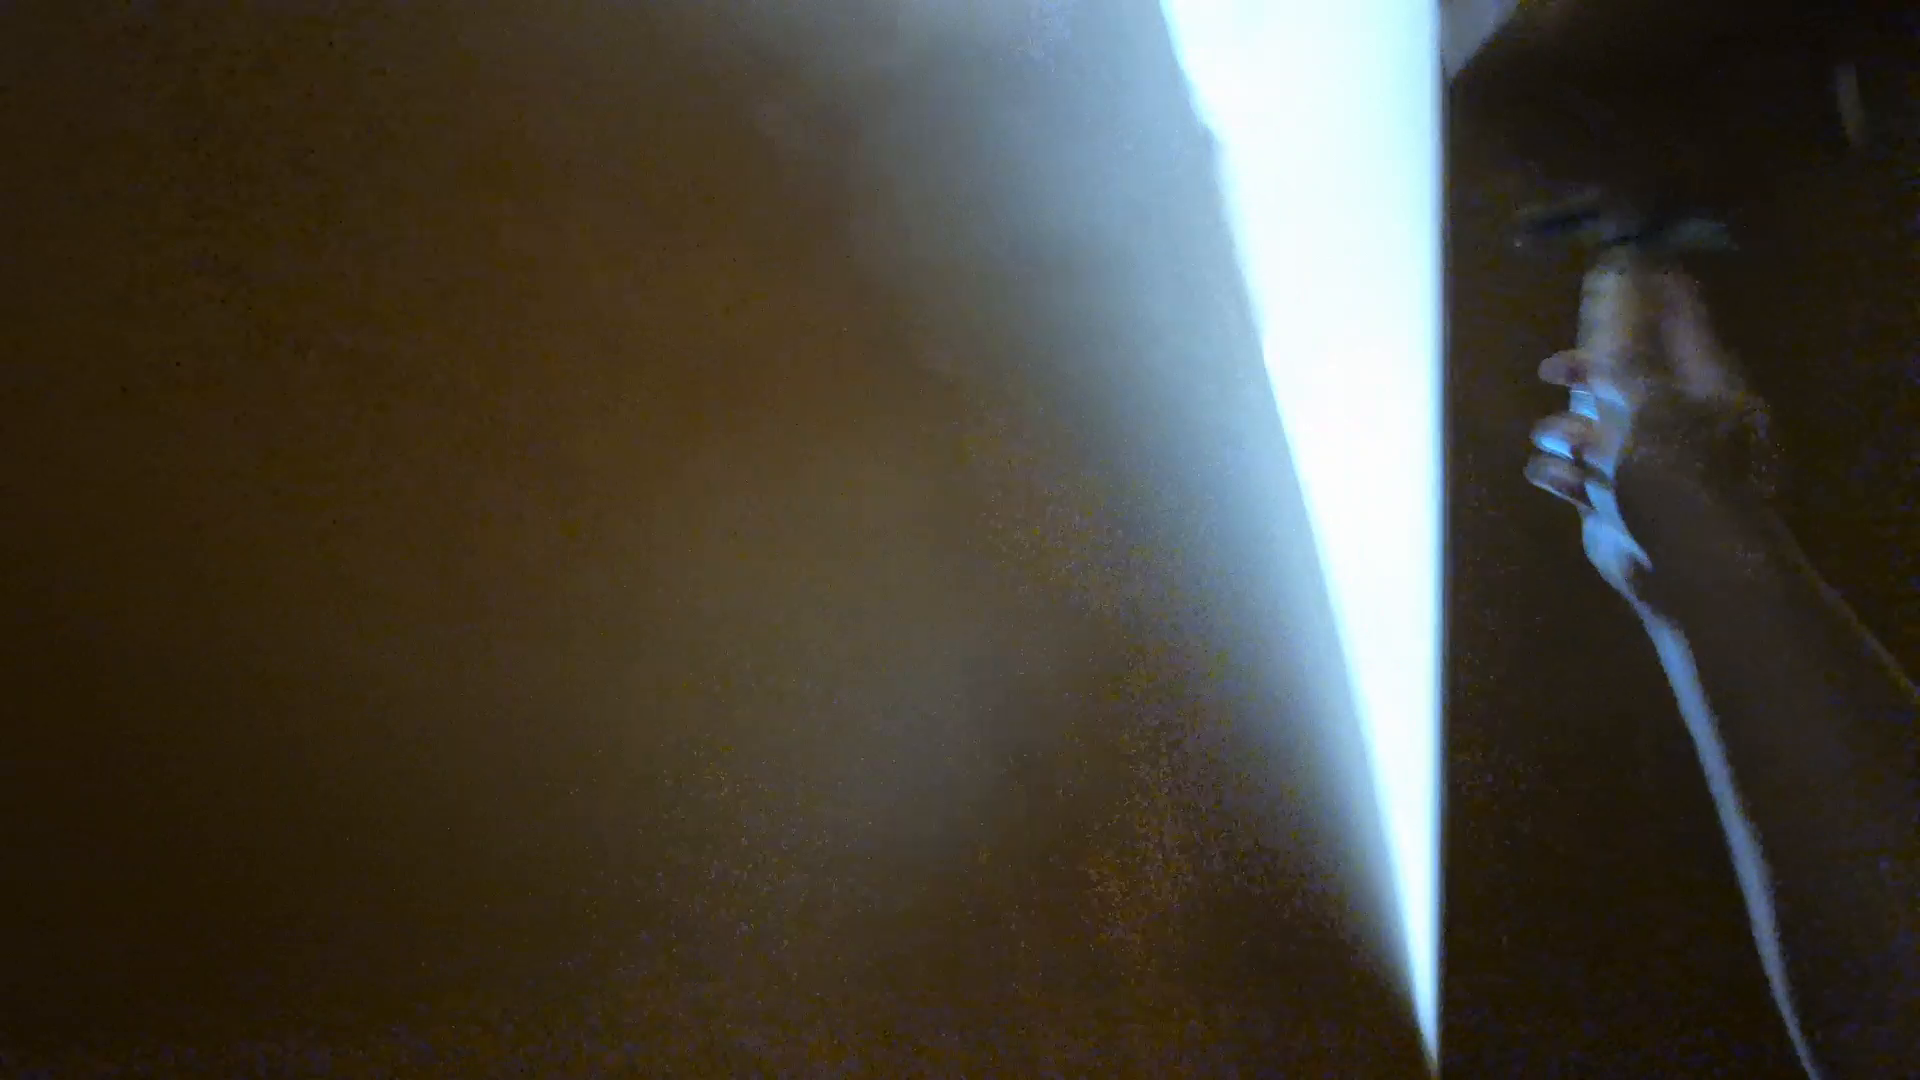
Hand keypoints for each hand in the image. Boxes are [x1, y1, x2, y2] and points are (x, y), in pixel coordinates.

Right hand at [1524, 267, 1772, 606]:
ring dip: (1565, 435)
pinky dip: (1558, 477)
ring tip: (1569, 450)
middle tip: (1552, 369)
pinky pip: (1565, 473)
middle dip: (1583, 376)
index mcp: (1704, 391)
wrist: (1678, 561)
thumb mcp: (1651, 402)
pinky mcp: (1607, 497)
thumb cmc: (1677, 475)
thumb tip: (1617, 292)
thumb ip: (1625, 352)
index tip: (1631, 272)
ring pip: (1582, 428)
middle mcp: (1675, 422)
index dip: (1655, 302)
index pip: (1679, 331)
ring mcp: (1640, 462)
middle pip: (1619, 380)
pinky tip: (1563, 484)